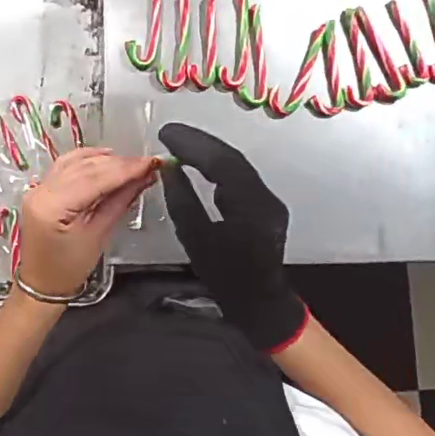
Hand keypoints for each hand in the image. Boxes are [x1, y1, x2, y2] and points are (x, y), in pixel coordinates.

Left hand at [17, 148, 157, 298]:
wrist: (42, 284)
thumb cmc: (68, 268)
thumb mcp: (98, 236)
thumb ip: (119, 202)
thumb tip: (141, 178)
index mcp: (51, 206)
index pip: (93, 178)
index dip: (125, 168)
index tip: (151, 163)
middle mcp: (40, 191)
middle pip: (84, 168)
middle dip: (118, 163)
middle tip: (147, 162)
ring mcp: (38, 188)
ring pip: (75, 162)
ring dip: (104, 160)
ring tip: (132, 163)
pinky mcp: (41, 189)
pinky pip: (65, 166)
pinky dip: (87, 160)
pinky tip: (106, 158)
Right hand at [156, 124, 307, 352]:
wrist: (259, 302)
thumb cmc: (225, 277)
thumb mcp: (196, 240)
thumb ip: (182, 201)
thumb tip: (169, 168)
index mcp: (250, 205)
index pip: (221, 163)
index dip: (192, 144)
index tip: (166, 133)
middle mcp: (265, 196)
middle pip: (231, 159)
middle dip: (199, 144)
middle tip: (169, 134)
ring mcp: (268, 200)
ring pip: (236, 166)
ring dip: (207, 153)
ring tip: (178, 144)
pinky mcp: (264, 205)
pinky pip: (239, 178)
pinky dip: (216, 168)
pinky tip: (198, 165)